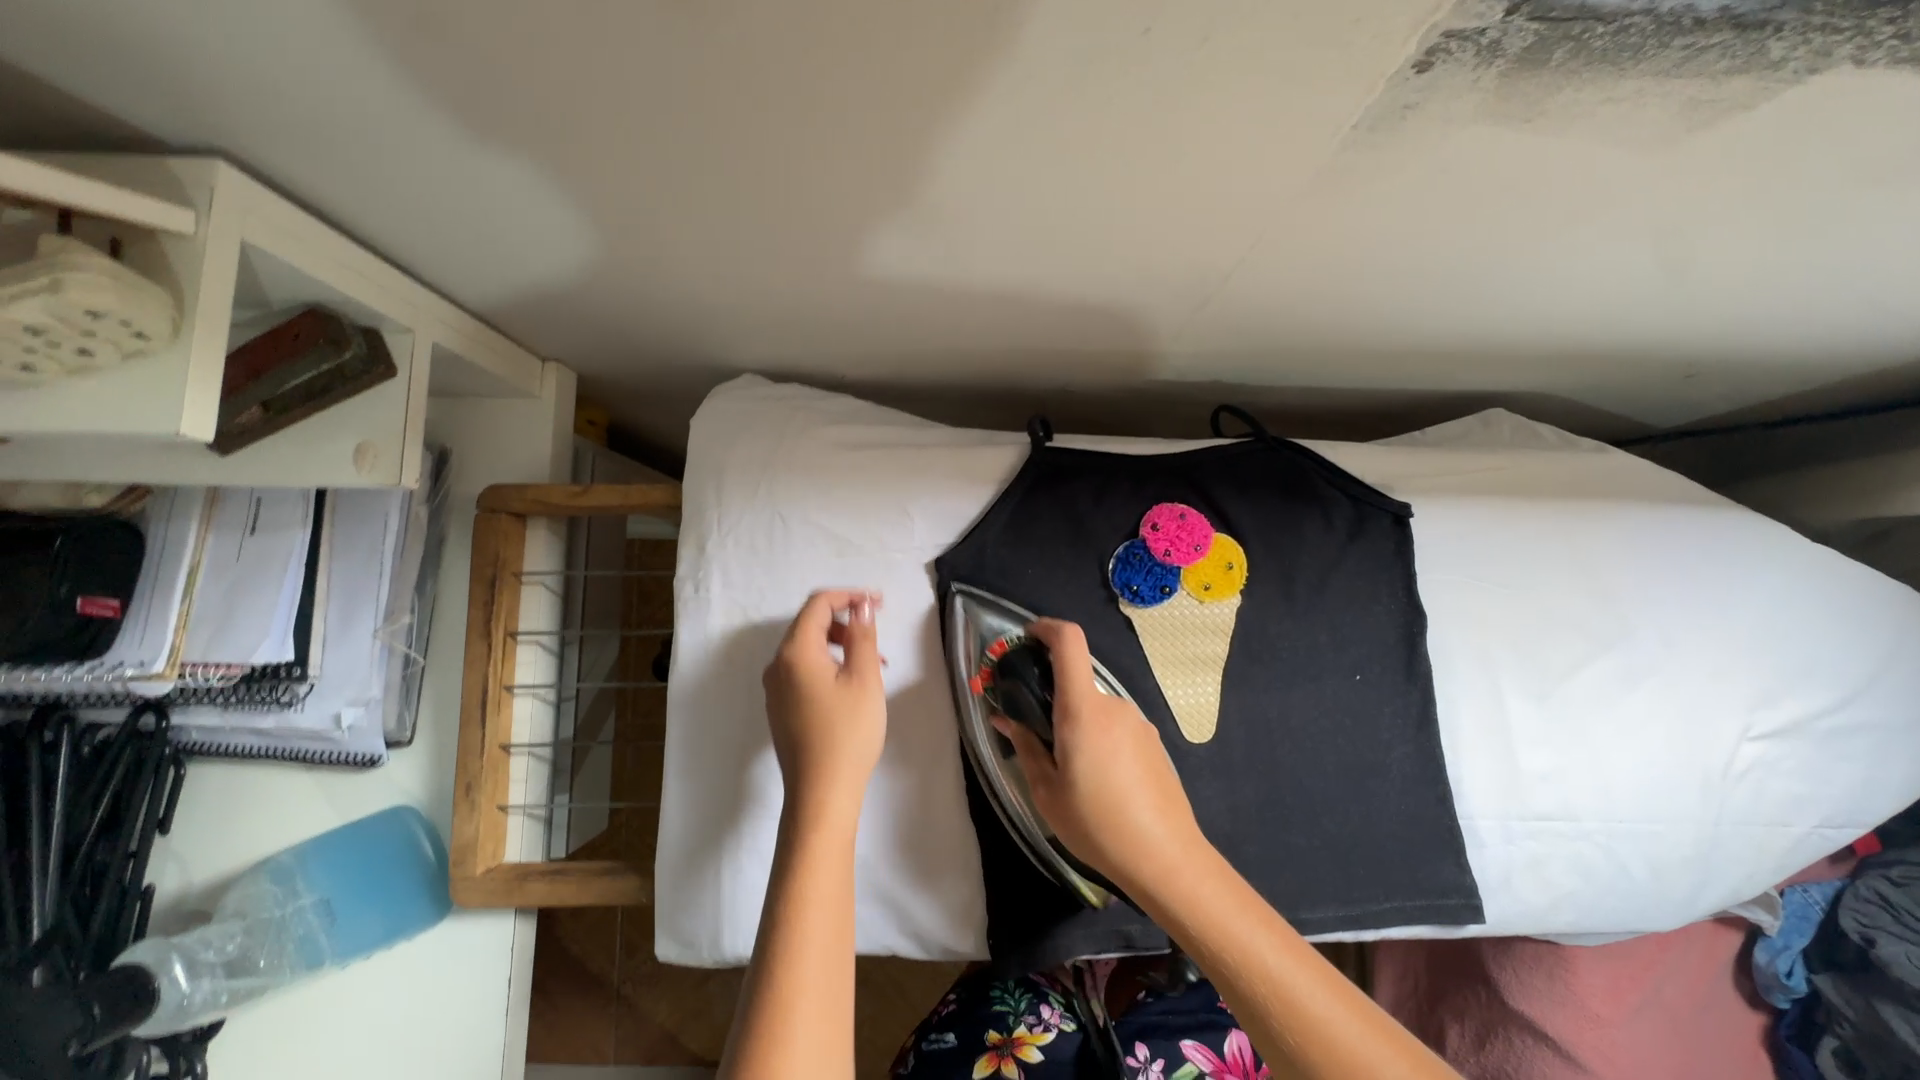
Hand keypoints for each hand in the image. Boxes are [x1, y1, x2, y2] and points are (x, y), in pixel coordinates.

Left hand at [762, 590, 886, 815]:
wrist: (821, 793)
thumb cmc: (848, 732)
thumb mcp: (864, 678)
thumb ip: (862, 635)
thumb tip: (860, 606)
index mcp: (795, 651)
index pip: (818, 604)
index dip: (850, 596)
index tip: (879, 603)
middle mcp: (777, 665)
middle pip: (810, 625)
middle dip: (846, 623)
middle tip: (880, 638)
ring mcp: (775, 689)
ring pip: (808, 650)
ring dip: (841, 647)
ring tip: (874, 667)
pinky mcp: (780, 709)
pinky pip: (803, 672)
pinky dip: (829, 667)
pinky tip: (852, 688)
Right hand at [993, 618, 1208, 893]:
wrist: (1166, 857)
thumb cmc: (1096, 825)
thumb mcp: (1046, 791)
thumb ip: (1026, 745)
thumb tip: (1004, 717)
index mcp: (1083, 711)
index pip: (1069, 642)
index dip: (1046, 628)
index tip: (1026, 637)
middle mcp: (1113, 706)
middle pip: (1077, 682)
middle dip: (1052, 699)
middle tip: (1034, 734)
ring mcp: (1138, 723)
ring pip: (1095, 709)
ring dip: (1076, 725)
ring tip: (1067, 771)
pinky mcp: (1152, 742)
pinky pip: (1115, 727)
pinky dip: (1098, 739)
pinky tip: (1098, 783)